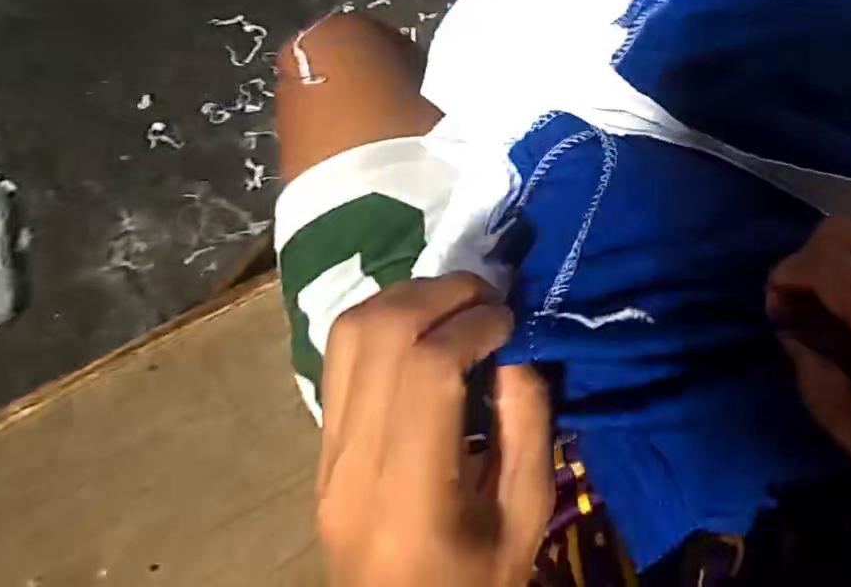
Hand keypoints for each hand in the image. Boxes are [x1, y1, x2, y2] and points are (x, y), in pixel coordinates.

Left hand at [317, 273, 552, 586]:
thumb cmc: (476, 580)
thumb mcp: (527, 508)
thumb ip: (528, 419)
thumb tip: (516, 344)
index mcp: (406, 496)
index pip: (427, 369)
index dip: (476, 324)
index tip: (512, 322)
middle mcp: (351, 464)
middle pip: (380, 331)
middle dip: (446, 293)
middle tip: (490, 301)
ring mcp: (327, 449)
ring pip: (353, 327)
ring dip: (415, 295)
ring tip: (461, 306)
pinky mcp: (323, 439)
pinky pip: (345, 348)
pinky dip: (392, 315)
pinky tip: (430, 327)